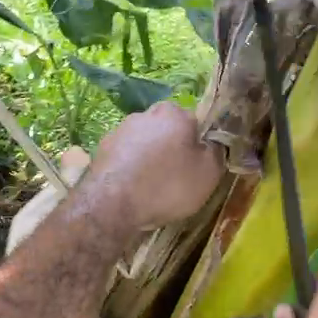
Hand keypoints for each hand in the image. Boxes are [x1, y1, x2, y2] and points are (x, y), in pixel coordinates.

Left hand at [81, 102, 222, 229]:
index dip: (197, 147)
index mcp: (174, 113)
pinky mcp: (101, 148)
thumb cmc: (167, 185)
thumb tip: (213, 143)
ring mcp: (119, 130)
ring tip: (151, 187)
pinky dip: (129, 168)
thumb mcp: (208, 173)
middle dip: (171, 149)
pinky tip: (132, 189)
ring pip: (144, 143)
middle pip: (167, 131)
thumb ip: (216, 152)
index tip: (195, 168)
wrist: (112, 204)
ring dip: (149, 159)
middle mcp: (145, 114)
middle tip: (175, 178)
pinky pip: (125, 157)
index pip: (194, 124)